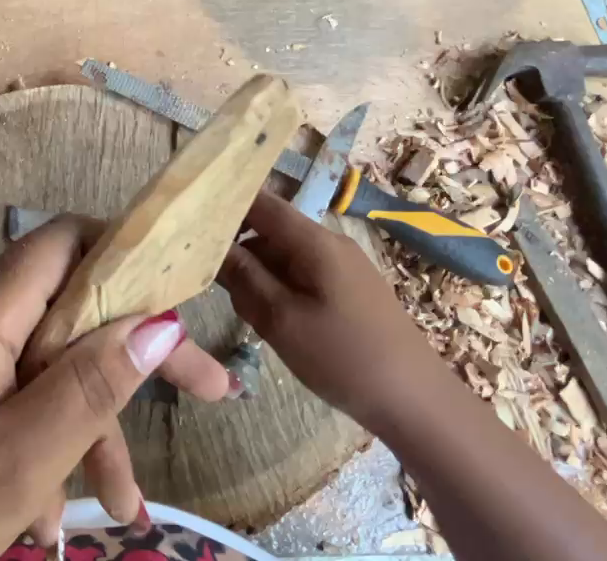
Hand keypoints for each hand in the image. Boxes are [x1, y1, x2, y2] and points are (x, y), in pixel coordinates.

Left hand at [0, 216, 230, 560]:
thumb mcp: (18, 461)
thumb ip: (90, 386)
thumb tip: (158, 317)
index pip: (64, 241)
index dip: (127, 254)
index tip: (186, 299)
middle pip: (69, 305)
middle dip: (134, 351)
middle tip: (209, 394)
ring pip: (49, 362)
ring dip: (91, 423)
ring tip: (120, 507)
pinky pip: (17, 396)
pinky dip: (48, 442)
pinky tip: (55, 515)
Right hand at [217, 189, 451, 431]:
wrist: (419, 405)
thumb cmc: (344, 357)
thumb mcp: (280, 319)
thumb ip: (243, 276)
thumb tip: (211, 244)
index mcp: (314, 241)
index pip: (261, 202)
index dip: (223, 202)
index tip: (187, 215)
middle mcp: (329, 243)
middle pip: (269, 229)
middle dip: (236, 248)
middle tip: (207, 277)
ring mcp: (342, 267)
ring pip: (282, 255)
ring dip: (256, 273)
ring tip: (240, 307)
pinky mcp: (348, 291)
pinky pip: (300, 274)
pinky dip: (277, 288)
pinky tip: (269, 320)